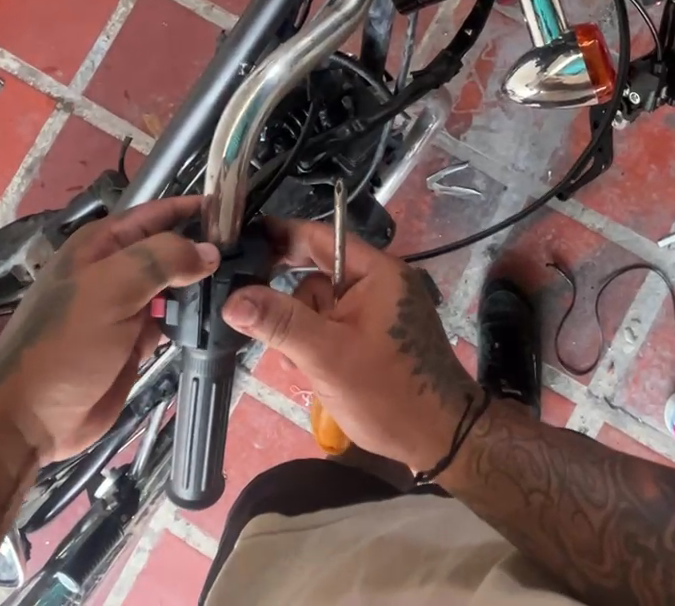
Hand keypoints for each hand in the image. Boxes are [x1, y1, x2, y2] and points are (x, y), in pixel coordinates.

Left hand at [0, 196, 218, 461]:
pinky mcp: (133, 339)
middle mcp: (116, 268)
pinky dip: (190, 318)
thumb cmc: (65, 345)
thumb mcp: (113, 287)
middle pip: (171, 247)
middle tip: (249, 256)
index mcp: (103, 244)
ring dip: (200, 287)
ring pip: (175, 284)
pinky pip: (170, 318)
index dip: (196, 209)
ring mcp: (125, 305)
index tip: (236, 214)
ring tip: (240, 287)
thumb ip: (163, 259)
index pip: (159, 212)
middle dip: (204, 250)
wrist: (29, 419)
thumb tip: (210, 252)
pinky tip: (215, 320)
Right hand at [222, 220, 478, 469]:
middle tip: (261, 322)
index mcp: (376, 271)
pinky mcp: (375, 334)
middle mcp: (378, 282)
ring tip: (303, 365)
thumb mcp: (328, 356)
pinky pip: (334, 326)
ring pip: (320, 306)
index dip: (280, 236)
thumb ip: (280, 323)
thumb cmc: (389, 393)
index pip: (319, 237)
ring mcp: (378, 310)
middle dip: (291, 304)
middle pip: (316, 275)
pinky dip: (318, 343)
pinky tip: (314, 370)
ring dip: (303, 330)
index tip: (242, 240)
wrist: (441, 438)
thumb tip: (233, 299)